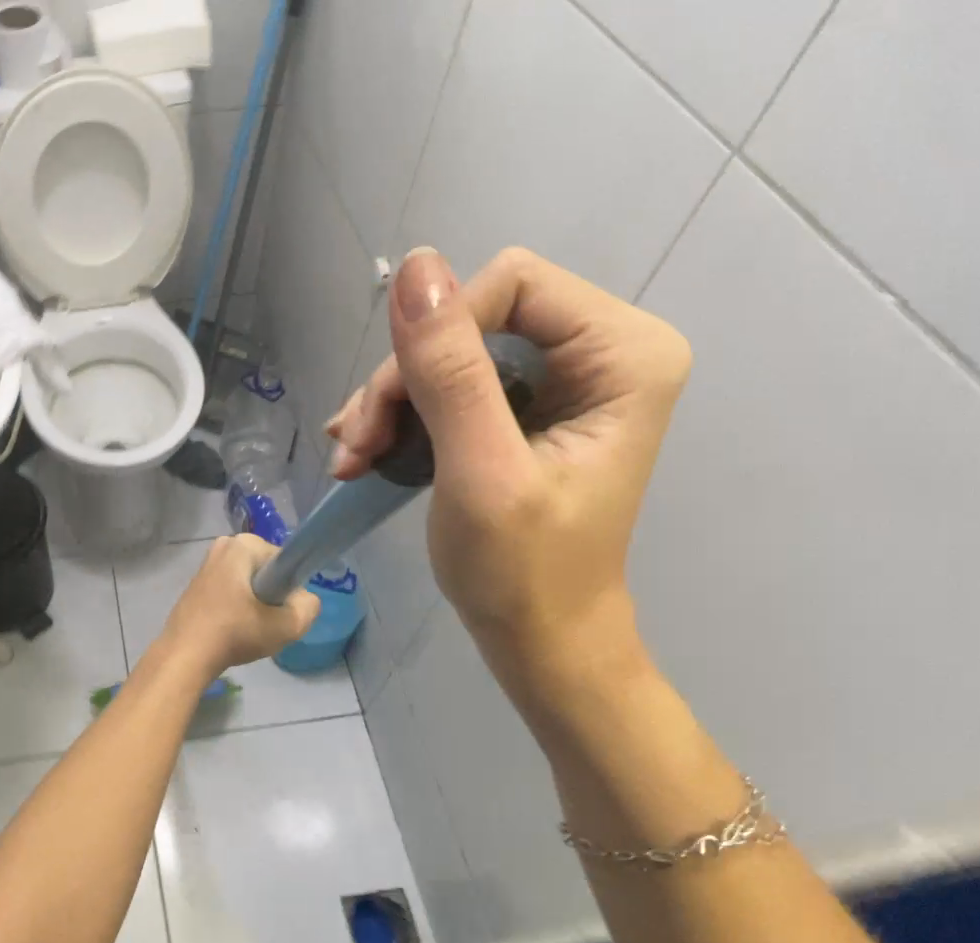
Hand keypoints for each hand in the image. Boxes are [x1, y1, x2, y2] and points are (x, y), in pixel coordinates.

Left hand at [160, 535, 320, 671]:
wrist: (185, 656)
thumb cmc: (234, 634)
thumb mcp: (286, 626)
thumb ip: (307, 607)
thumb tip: (302, 599)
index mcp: (243, 545)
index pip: (284, 562)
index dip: (289, 589)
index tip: (280, 612)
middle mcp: (223, 546)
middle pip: (266, 572)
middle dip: (270, 596)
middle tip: (266, 623)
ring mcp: (206, 564)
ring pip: (248, 583)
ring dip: (253, 604)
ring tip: (248, 629)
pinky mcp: (196, 584)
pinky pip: (230, 591)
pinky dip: (235, 608)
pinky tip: (232, 629)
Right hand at [326, 247, 689, 675]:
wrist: (540, 640)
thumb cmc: (523, 572)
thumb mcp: (481, 470)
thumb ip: (450, 370)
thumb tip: (414, 265)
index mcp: (624, 353)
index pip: (509, 286)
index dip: (434, 336)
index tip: (383, 413)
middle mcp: (602, 349)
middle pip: (473, 317)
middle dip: (403, 381)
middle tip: (357, 446)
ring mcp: (564, 378)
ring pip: (450, 349)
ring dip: (390, 403)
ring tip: (354, 459)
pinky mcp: (527, 406)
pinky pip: (451, 382)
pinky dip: (402, 418)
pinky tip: (366, 456)